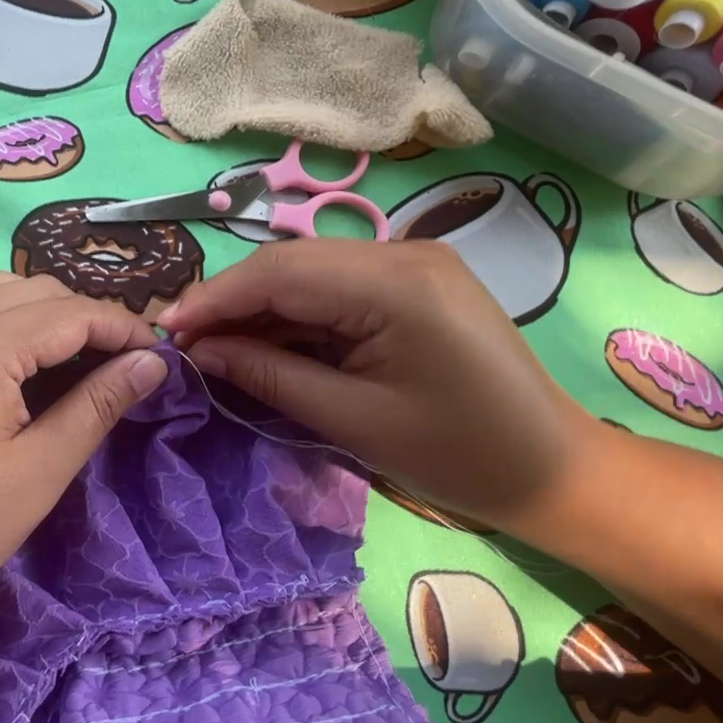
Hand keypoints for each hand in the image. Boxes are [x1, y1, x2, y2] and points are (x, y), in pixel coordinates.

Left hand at [0, 268, 165, 634]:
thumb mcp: (44, 467)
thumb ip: (99, 403)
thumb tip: (152, 361)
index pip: (69, 312)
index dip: (119, 326)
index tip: (152, 353)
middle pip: (32, 289)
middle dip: (81, 316)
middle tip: (113, 361)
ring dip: (29, 305)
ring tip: (55, 350)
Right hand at [157, 239, 593, 533]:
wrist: (555, 470)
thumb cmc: (459, 456)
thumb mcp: (352, 421)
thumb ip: (269, 375)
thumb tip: (200, 352)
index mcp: (396, 283)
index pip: (281, 273)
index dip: (216, 297)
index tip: (167, 328)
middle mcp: (404, 252)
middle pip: (291, 263)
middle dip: (232, 300)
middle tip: (185, 341)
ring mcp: (413, 261)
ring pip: (309, 271)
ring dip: (260, 306)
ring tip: (215, 344)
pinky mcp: (415, 280)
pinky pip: (336, 285)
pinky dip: (296, 312)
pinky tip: (267, 339)